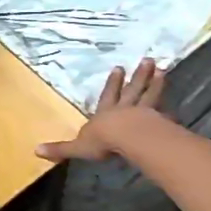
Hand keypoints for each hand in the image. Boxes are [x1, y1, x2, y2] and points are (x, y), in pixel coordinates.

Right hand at [35, 58, 168, 162]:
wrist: (130, 139)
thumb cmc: (103, 141)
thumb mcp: (78, 147)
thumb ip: (61, 149)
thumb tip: (36, 150)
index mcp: (105, 114)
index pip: (108, 95)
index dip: (112, 83)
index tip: (119, 68)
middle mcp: (124, 109)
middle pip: (132, 90)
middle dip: (138, 76)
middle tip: (147, 60)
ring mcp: (144, 114)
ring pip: (150, 95)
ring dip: (155, 83)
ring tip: (163, 70)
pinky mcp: (159, 122)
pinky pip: (164, 111)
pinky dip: (168, 104)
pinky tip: (174, 101)